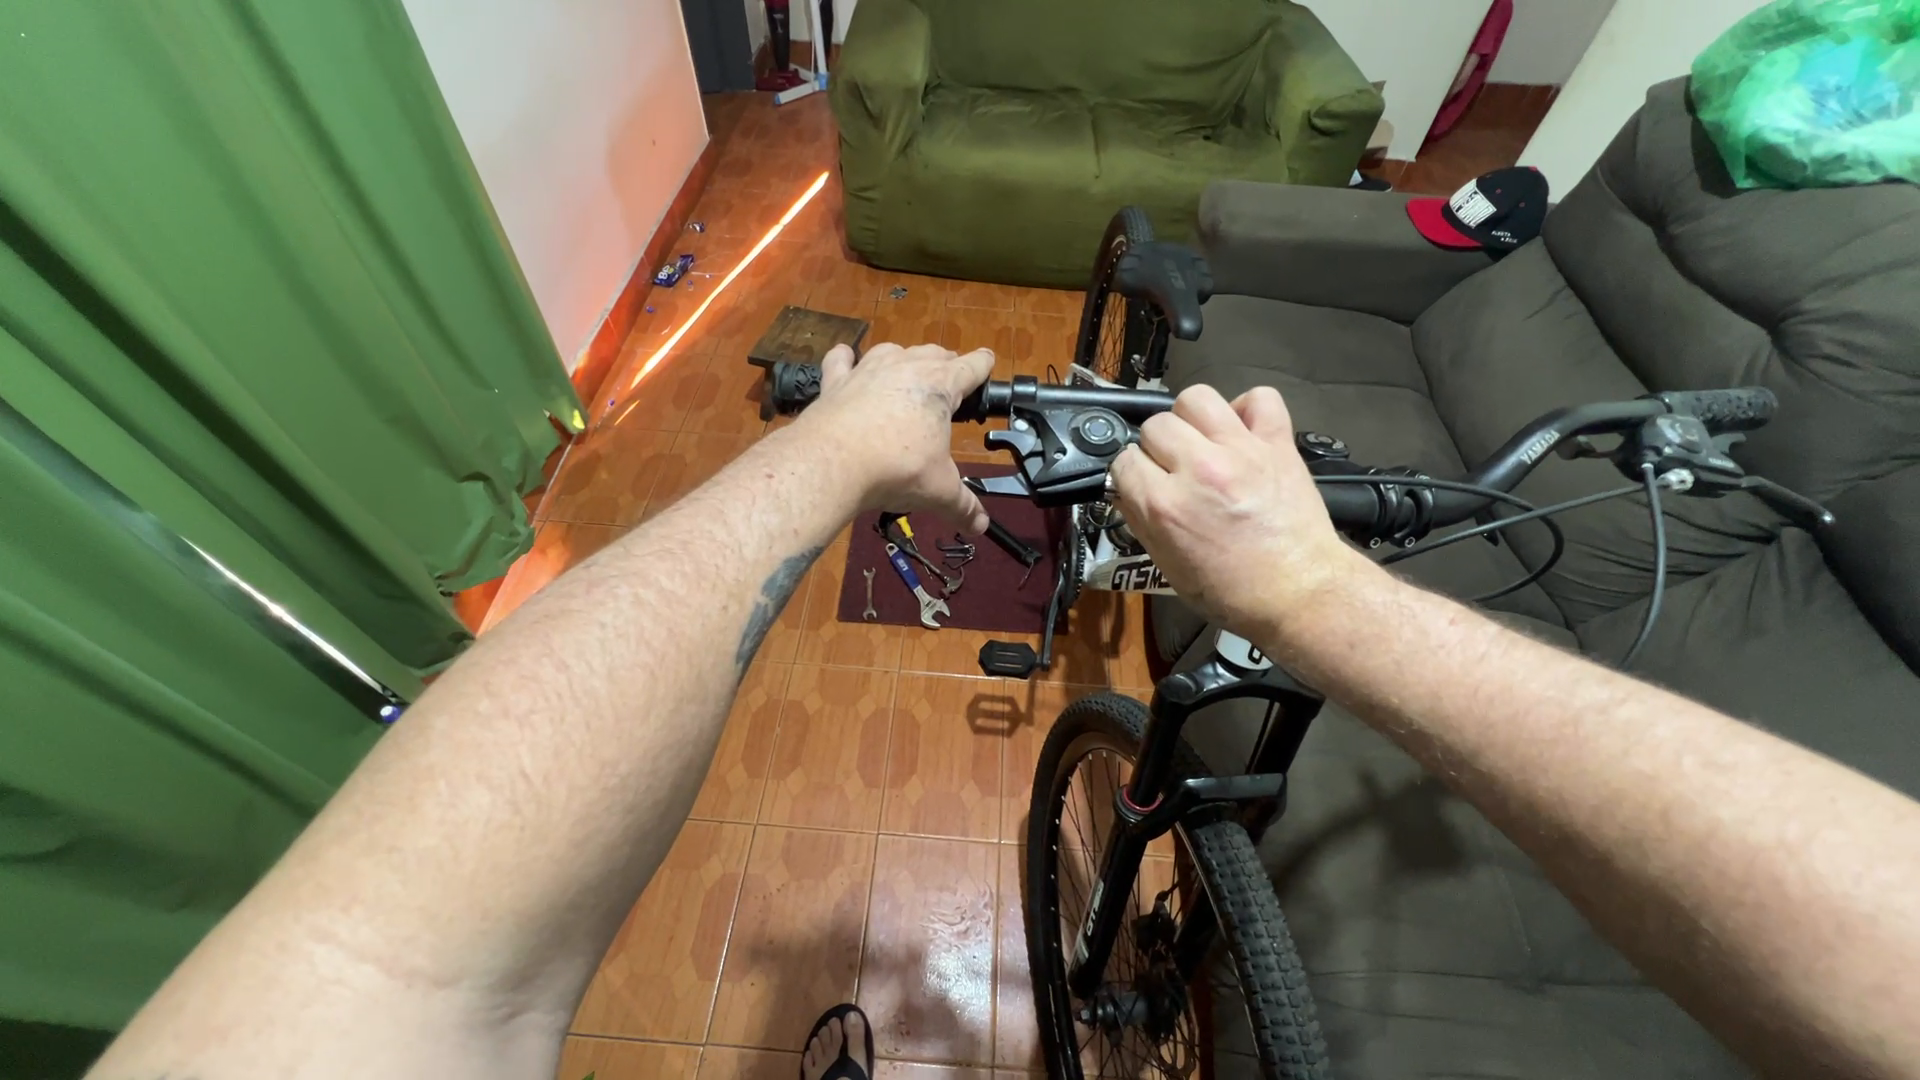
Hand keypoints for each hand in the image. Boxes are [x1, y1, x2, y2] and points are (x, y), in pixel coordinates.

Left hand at [795, 341, 994, 533]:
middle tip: (949, 379)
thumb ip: (963, 506)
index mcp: (941, 386)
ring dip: (903, 358)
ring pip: (892, 351)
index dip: (983, 363)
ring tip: (907, 370)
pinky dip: (845, 358)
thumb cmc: (897, 469)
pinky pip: (840, 360)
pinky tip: (846, 357)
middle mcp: (906, 367)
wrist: (834, 462)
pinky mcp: (835, 382)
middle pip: (933, 353)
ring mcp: (868, 370)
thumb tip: (980, 526)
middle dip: (945, 363)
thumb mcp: (939, 491)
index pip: (972, 366)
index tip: (988, 360)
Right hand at [1109, 385, 1368, 639]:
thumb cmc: (1230, 591)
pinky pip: (1259, 397)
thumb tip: (1127, 490)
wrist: (1300, 593)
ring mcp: (1240, 451)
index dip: (1131, 475)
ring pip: (1196, 398)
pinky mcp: (1278, 443)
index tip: (1144, 486)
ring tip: (1201, 443)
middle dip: (1158, 448)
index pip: (1124, 460)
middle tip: (1174, 470)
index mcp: (1165, 505)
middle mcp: (1198, 469)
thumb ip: (1141, 520)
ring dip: (1191, 420)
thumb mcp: (1167, 566)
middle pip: (1155, 425)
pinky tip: (1241, 433)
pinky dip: (1247, 409)